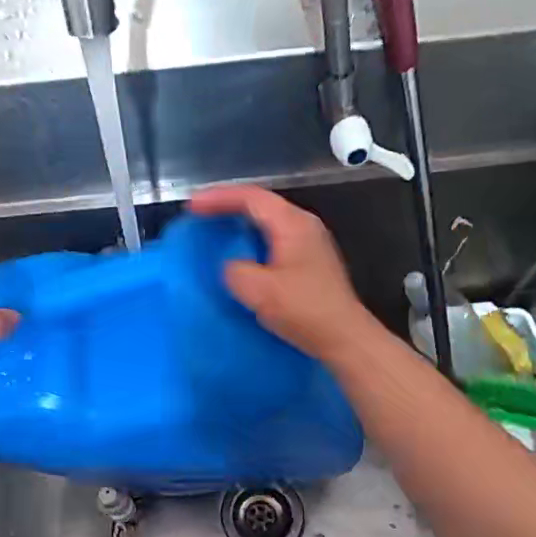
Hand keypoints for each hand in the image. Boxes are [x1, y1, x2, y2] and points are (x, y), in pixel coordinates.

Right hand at [188, 185, 372, 360]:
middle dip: (228, 208)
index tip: (191, 206)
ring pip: (268, 224)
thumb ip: (235, 271)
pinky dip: (253, 244)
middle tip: (200, 217)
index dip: (218, 198)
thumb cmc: (304, 311)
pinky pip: (275, 242)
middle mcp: (304, 225)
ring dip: (240, 227)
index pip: (250, 198)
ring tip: (215, 235)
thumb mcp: (259, 291)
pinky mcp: (311, 263)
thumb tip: (232, 267)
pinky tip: (241, 259)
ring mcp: (311, 244)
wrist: (344, 338)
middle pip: (261, 206)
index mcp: (293, 223)